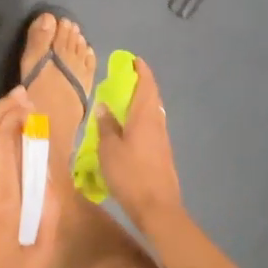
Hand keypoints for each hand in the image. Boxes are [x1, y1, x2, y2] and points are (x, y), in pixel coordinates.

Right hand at [94, 57, 184, 231]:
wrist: (158, 207)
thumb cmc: (130, 174)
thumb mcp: (108, 149)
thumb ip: (106, 126)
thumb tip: (104, 107)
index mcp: (144, 117)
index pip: (146, 85)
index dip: (141, 71)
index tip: (133, 60)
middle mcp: (157, 123)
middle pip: (152, 97)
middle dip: (142, 84)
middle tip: (127, 77)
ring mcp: (162, 139)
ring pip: (153, 113)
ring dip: (142, 102)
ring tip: (126, 101)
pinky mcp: (163, 154)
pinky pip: (152, 127)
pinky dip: (143, 119)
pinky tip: (132, 128)